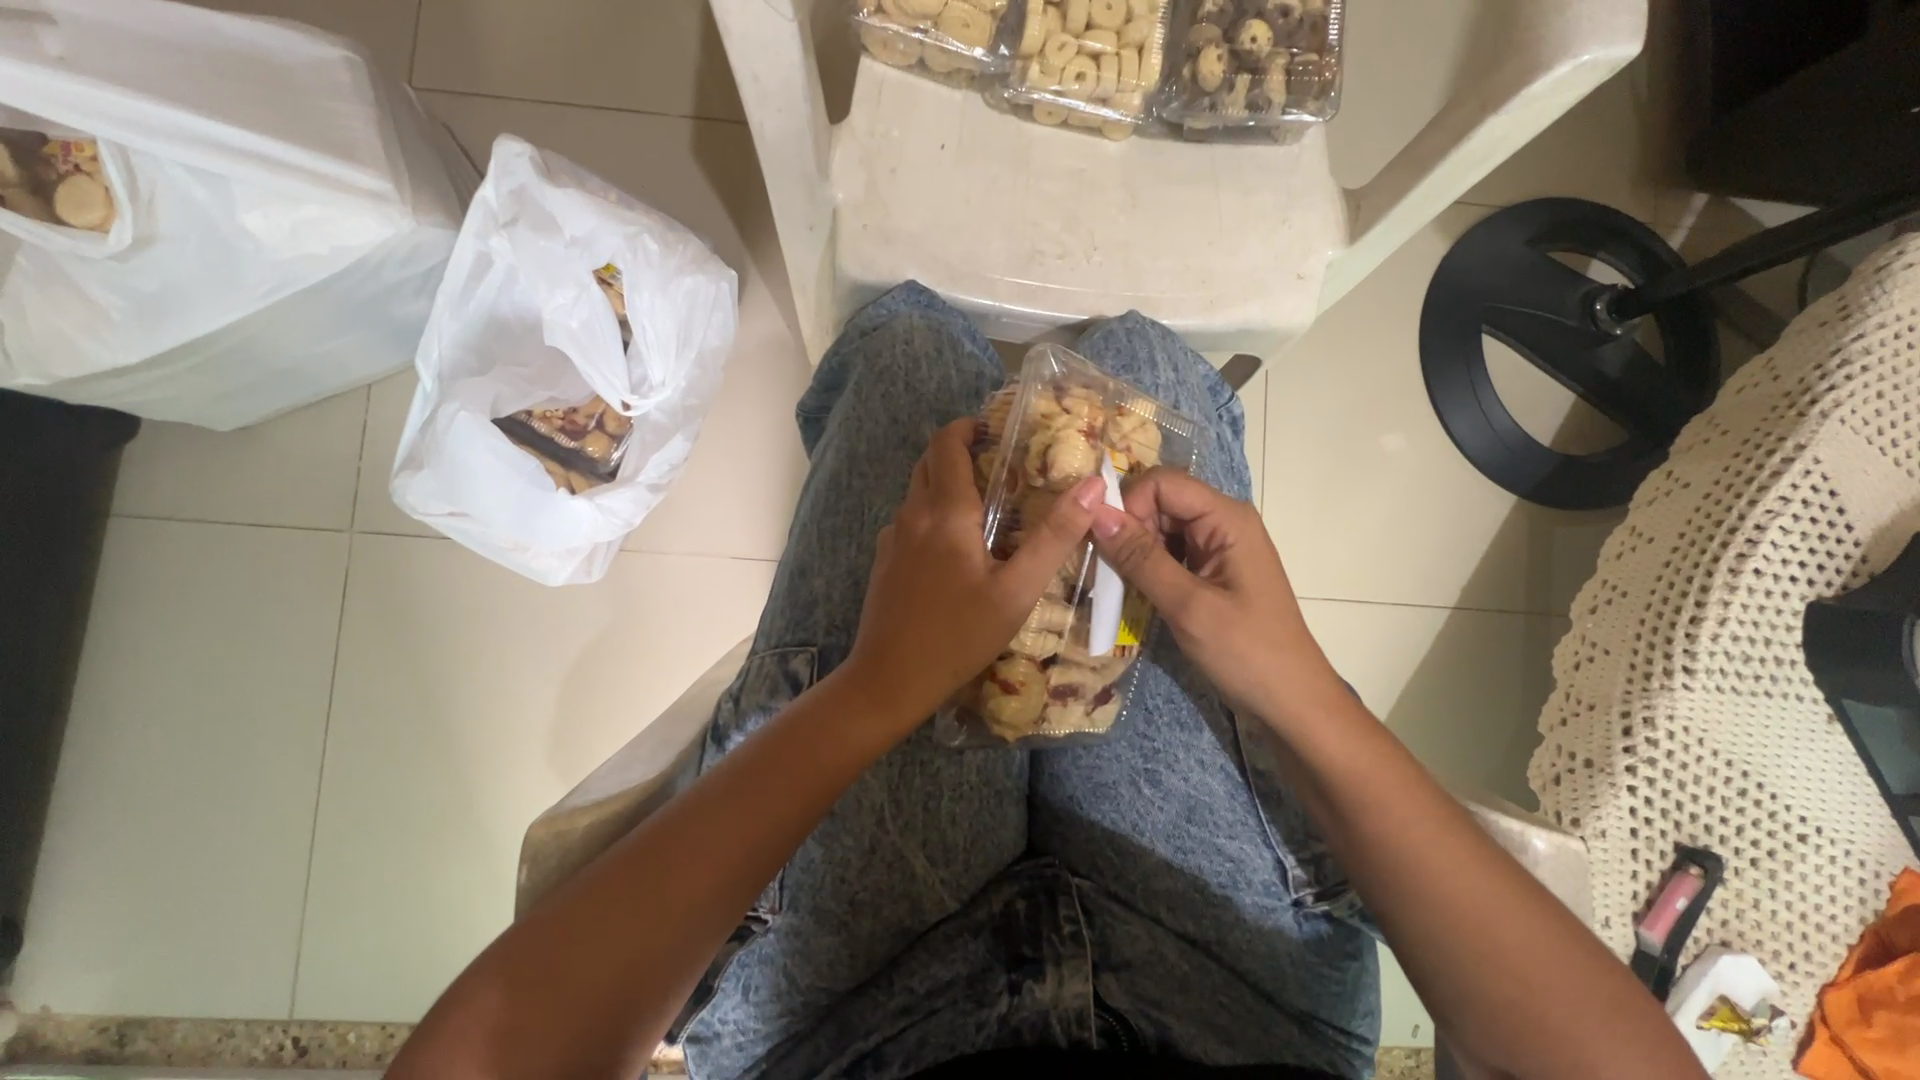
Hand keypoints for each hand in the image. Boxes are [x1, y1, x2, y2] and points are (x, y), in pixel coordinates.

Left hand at [843, 418, 1104, 726]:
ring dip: (948, 484)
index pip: (947, 443)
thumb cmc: (958, 635)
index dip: (969, 427)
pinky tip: (959, 550)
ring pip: (918, 492)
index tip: (1000, 433)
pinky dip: (935, 515)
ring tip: (989, 508)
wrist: (889, 680)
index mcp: (945, 511)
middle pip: (929, 461)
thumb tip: (1093, 485)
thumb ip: (1055, 537)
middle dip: (961, 451)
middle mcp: (912, 515)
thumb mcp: (1017, 590)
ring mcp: (892, 539)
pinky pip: (911, 522)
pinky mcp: (885, 563)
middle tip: (1002, 467)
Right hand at [1088, 468, 1341, 722]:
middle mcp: (1223, 521)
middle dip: (1128, 528)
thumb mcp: (1187, 605)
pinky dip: (1147, 567)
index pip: (1162, 482)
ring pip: (1160, 528)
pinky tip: (1135, 592)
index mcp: (1227, 518)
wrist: (1291, 700)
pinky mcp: (1211, 570)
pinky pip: (1169, 552)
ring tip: (1117, 585)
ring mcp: (1218, 547)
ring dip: (1134, 550)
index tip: (1107, 545)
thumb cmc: (1245, 652)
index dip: (1129, 504)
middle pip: (1160, 501)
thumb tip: (1096, 513)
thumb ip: (1140, 557)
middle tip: (1107, 571)